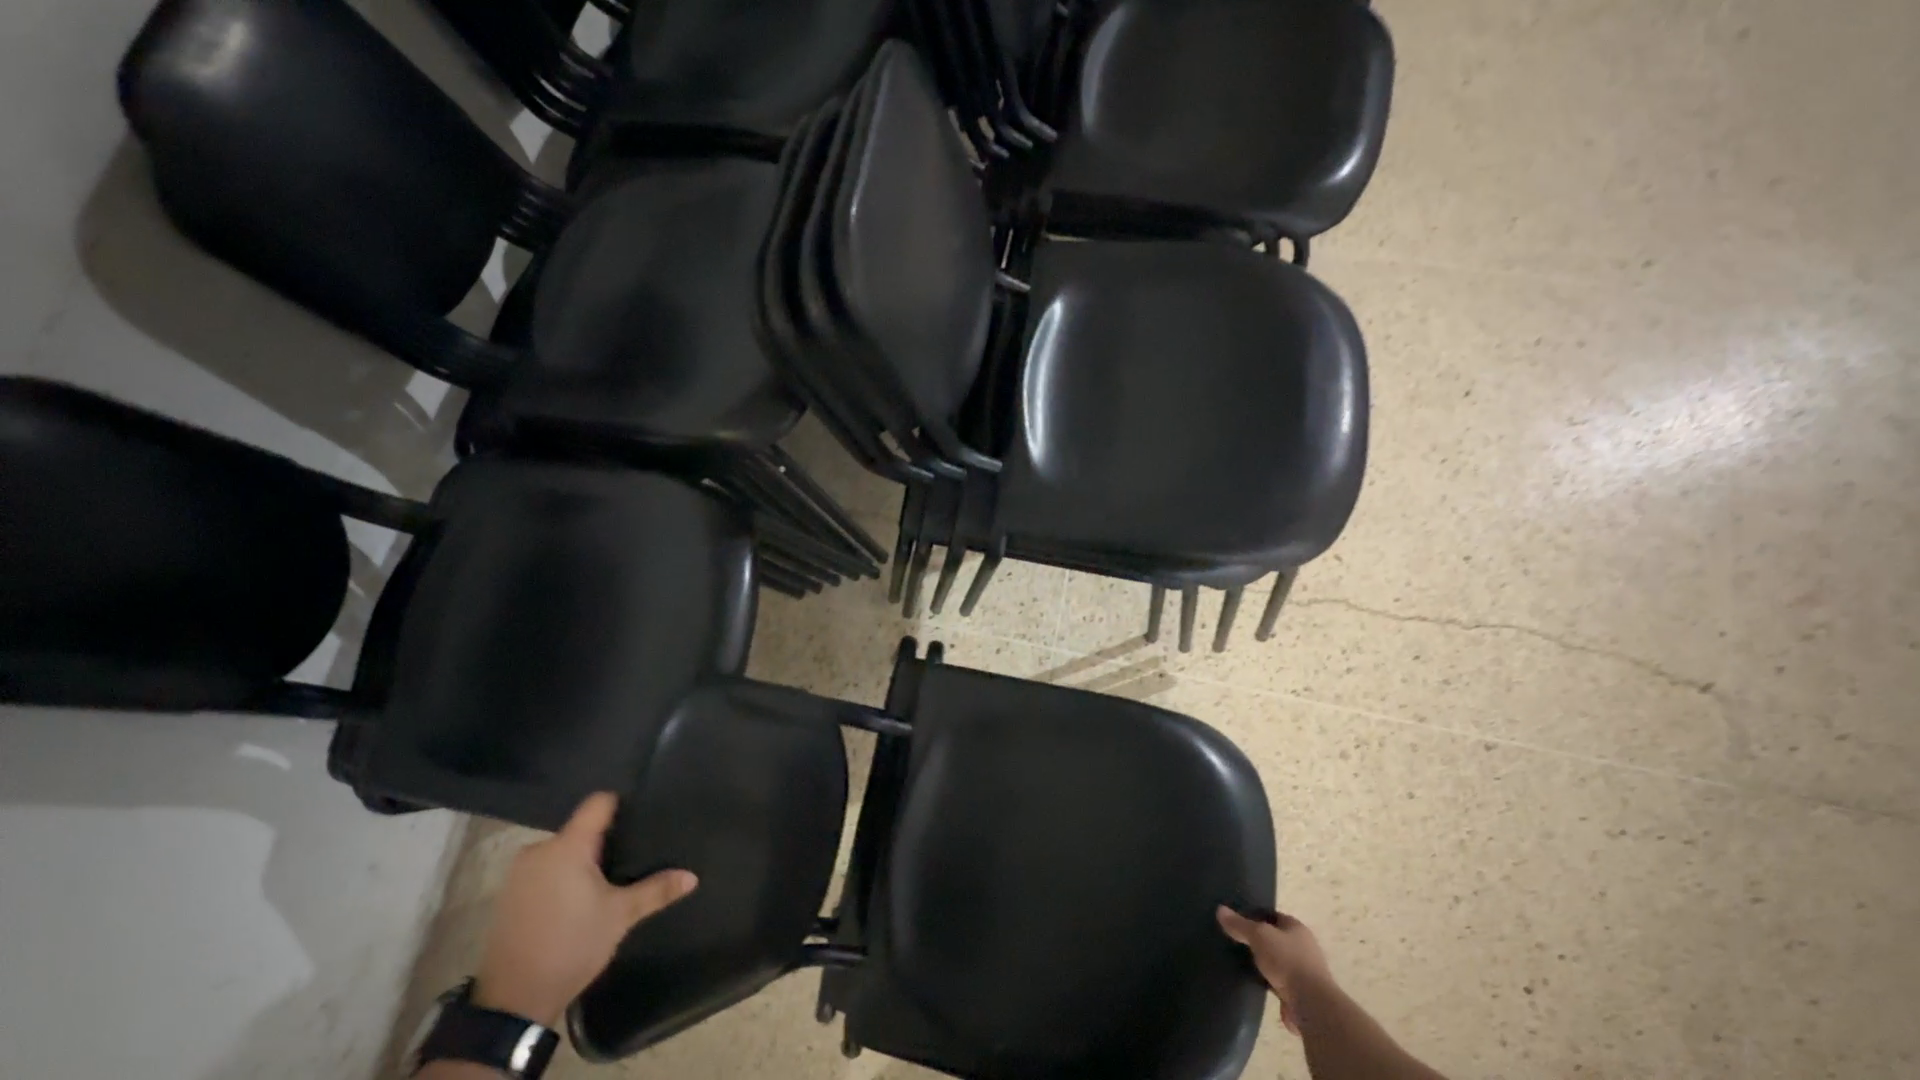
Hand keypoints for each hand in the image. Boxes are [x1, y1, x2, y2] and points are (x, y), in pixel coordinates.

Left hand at [473, 793, 697, 1026]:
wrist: (514, 998)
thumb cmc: (572, 945)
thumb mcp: (620, 917)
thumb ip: (655, 890)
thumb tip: (692, 876)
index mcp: (567, 846)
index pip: (598, 804)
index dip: (622, 804)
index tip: (643, 814)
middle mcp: (539, 850)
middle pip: (580, 830)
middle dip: (605, 842)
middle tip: (633, 859)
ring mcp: (520, 873)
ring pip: (562, 853)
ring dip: (582, 863)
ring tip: (609, 882)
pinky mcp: (509, 895)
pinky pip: (545, 872)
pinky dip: (562, 879)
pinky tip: (578, 902)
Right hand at [1217, 906, 1333, 1033]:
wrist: (1311, 1003)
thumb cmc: (1287, 961)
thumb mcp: (1259, 937)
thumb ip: (1240, 925)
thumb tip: (1220, 909)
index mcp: (1297, 928)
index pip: (1274, 916)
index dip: (1256, 917)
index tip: (1237, 922)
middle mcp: (1304, 947)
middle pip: (1276, 940)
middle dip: (1259, 942)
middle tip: (1236, 943)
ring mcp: (1304, 971)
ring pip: (1278, 963)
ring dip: (1264, 965)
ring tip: (1240, 965)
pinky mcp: (1300, 993)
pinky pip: (1279, 983)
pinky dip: (1268, 984)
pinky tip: (1253, 986)